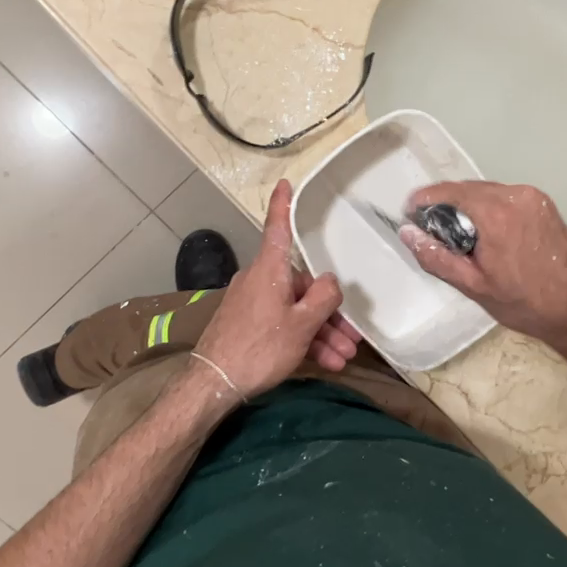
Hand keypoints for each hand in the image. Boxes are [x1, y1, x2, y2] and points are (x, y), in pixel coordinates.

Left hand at [194, 179, 359, 396]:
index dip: (283, 206)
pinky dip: (303, 340)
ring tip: (342, 358)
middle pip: (301, 286)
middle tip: (352, 338)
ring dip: (322, 333)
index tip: (285, 183)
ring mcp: (252, 303)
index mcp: (269, 270)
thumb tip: (330, 281)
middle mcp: (259, 280)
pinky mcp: (248, 325)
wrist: (214, 383)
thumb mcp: (301, 325)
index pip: (278, 229)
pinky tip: (325, 363)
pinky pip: (283, 324)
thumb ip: (323, 298)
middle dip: (329, 312)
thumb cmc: (260, 347)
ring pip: (295, 310)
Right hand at [400, 181, 566, 352]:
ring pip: (488, 193)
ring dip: (468, 208)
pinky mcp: (546, 206)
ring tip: (458, 238)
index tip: (409, 214)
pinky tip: (486, 238)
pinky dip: (490, 211)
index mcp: (497, 213)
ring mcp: (535, 199)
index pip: (449, 191)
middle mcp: (517, 195)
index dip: (424, 200)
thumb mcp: (475, 286)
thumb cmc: (527, 304)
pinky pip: (507, 199)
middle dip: (445, 205)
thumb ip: (437, 257)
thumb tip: (407, 233)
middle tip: (430, 232)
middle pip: (468, 189)